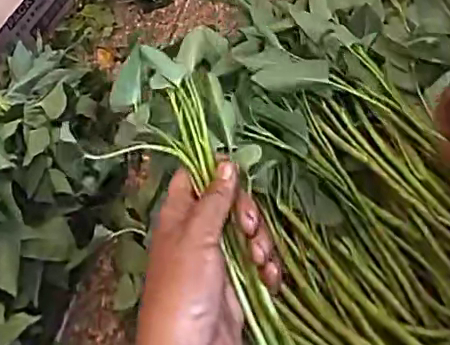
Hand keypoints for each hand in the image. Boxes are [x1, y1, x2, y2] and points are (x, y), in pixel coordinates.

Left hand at [136, 161, 280, 344]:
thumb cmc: (183, 287)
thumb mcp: (197, 235)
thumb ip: (214, 199)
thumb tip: (225, 161)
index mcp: (180, 213)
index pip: (195, 176)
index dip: (214, 169)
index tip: (236, 172)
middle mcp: (199, 231)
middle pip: (229, 202)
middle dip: (246, 212)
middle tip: (248, 227)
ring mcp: (219, 259)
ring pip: (248, 232)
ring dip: (261, 241)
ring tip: (260, 260)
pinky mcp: (238, 285)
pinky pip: (259, 264)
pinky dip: (268, 268)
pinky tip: (269, 278)